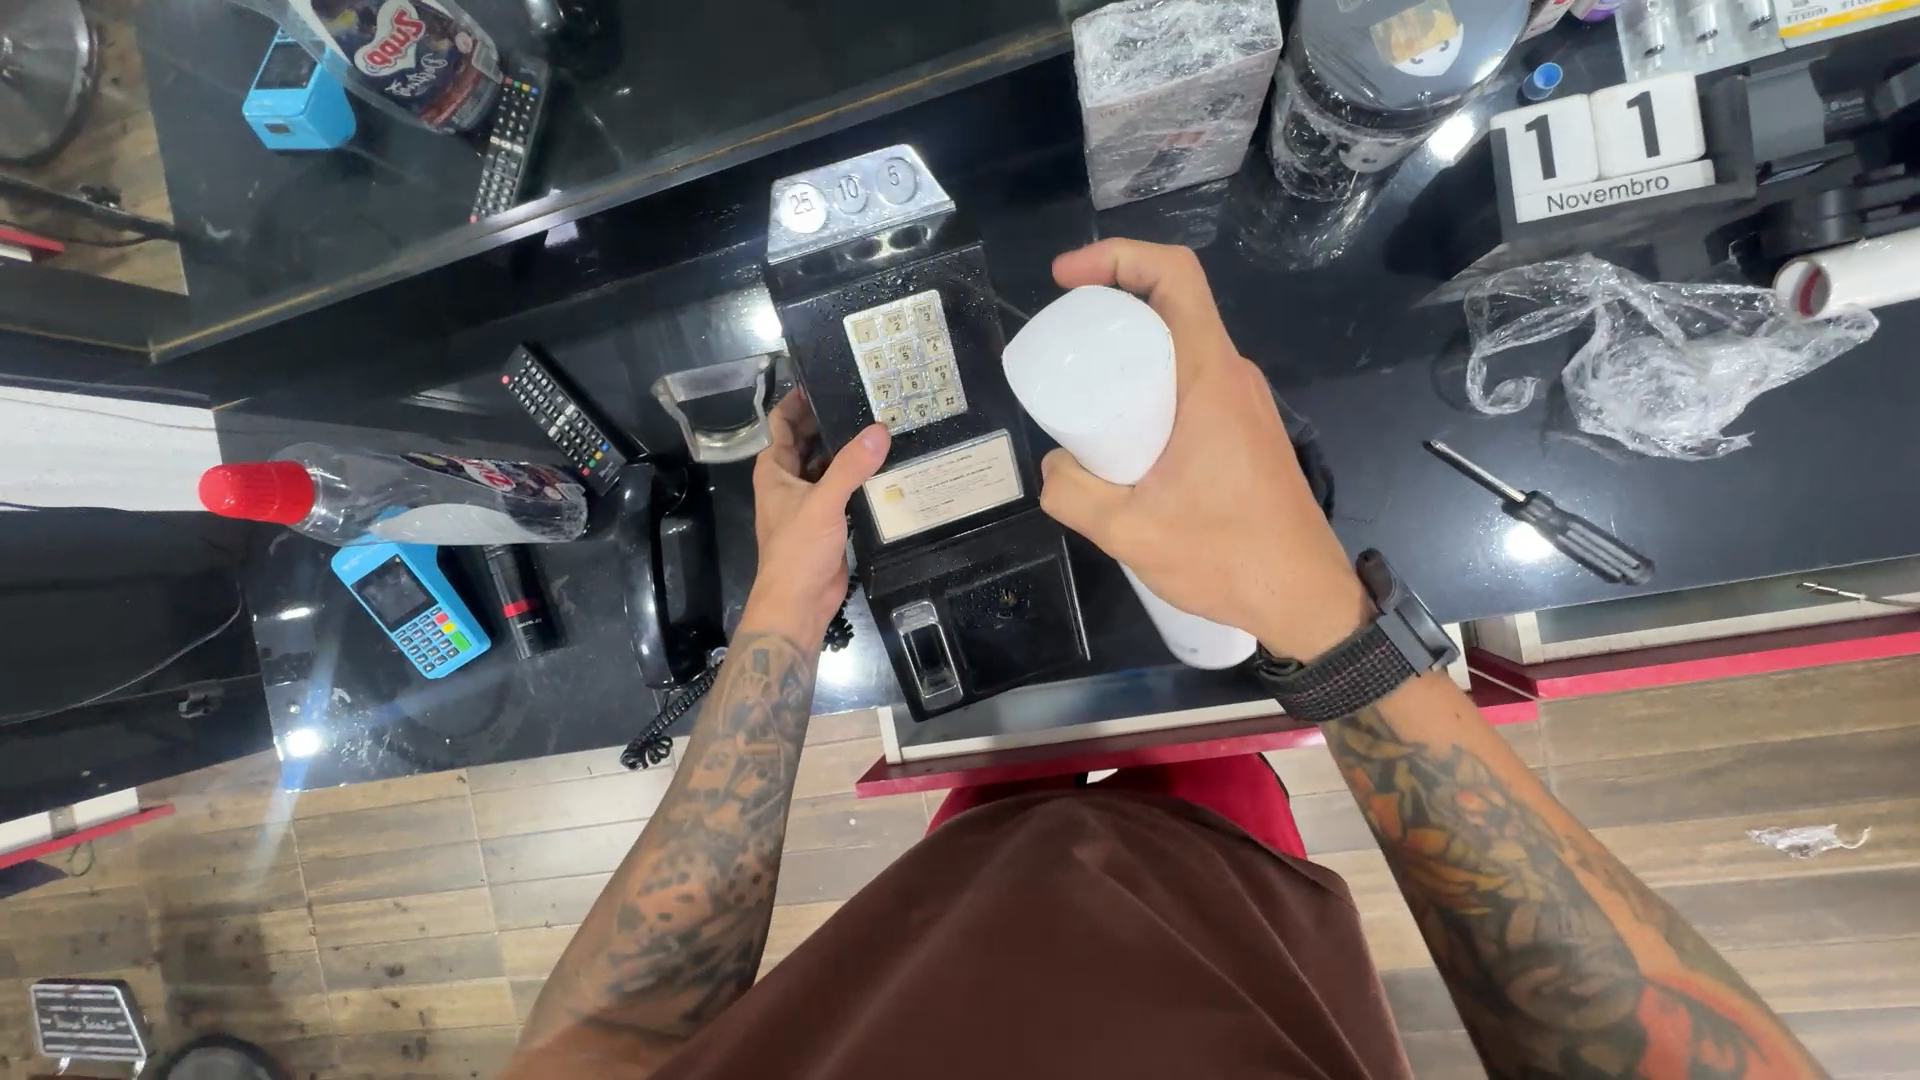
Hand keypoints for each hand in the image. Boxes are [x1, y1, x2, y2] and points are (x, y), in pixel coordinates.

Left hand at [740, 389, 889, 646]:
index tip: (826, 378)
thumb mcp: (824, 503)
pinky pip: (843, 489)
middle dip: (830, 422)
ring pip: (828, 466)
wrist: (798, 602)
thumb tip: (880, 430)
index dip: (799, 400)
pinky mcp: (828, 521)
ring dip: (847, 450)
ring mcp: (808, 502)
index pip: (783, 423)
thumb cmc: (797, 550)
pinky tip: (884, 466)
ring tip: (880, 426)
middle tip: (865, 399)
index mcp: (775, 470)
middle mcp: (789, 481)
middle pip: (808, 441)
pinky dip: (858, 477)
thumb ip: (851, 466)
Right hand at [1038, 239, 1371, 660]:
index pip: (1173, 277)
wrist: (1303, 597)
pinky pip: (1188, 385)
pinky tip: (1123, 439)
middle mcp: (1231, 376)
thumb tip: (1054, 466)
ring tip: (1083, 399)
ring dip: (1129, 357)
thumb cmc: (1225, 557)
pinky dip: (1148, 389)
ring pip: (1178, 350)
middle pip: (1169, 308)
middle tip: (1063, 350)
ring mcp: (1243, 402)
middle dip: (1109, 312)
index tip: (1066, 278)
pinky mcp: (1243, 430)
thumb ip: (1071, 494)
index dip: (1116, 256)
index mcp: (1208, 378)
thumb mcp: (1127, 532)